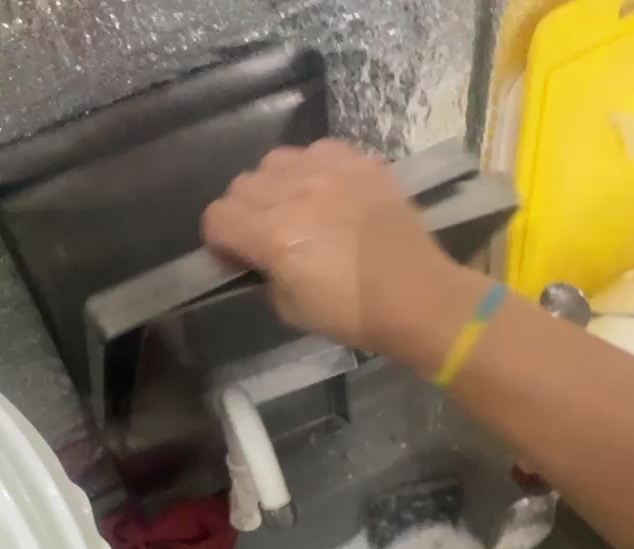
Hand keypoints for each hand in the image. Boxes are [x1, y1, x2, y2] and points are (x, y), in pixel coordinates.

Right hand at [202, 139, 477, 357]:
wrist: (416, 296)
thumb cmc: (352, 314)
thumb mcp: (292, 310)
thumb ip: (264, 276)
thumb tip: (257, 259)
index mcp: (274, 235)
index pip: (217, 217)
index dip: (220, 241)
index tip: (238, 257)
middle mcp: (295, 192)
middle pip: (242, 186)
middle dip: (244, 213)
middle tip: (267, 237)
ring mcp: (330, 170)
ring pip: (275, 160)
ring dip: (275, 185)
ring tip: (297, 209)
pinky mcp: (360, 162)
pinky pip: (317, 150)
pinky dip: (313, 169)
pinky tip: (328, 194)